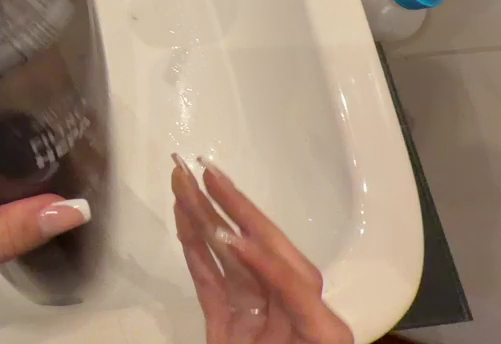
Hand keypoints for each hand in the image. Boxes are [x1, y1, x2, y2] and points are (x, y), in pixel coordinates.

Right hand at [172, 155, 351, 343]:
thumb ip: (275, 310)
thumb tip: (238, 258)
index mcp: (321, 336)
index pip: (297, 284)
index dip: (265, 257)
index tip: (229, 238)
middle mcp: (291, 321)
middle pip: (265, 255)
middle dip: (235, 211)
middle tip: (202, 172)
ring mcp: (257, 323)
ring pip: (230, 261)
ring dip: (205, 218)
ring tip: (179, 179)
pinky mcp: (230, 330)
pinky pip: (212, 282)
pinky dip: (195, 250)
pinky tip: (180, 218)